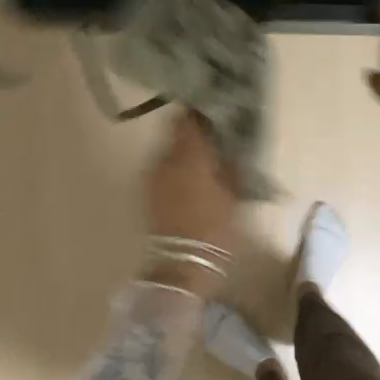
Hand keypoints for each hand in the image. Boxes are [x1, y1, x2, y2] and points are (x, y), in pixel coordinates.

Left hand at [142, 112, 237, 296]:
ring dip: (185, 150)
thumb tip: (231, 146)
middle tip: (217, 135)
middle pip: (177, 131)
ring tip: (207, 158)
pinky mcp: (146, 192)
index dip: (204, 111)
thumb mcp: (233, 197)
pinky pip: (163, 168)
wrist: (180, 268)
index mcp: (188, 156)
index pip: (191, 118)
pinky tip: (193, 178)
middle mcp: (163, 159)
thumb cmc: (213, 232)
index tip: (220, 111)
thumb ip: (231, 165)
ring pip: (169, 150)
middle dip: (195, 130)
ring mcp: (151, 176)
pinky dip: (176, 167)